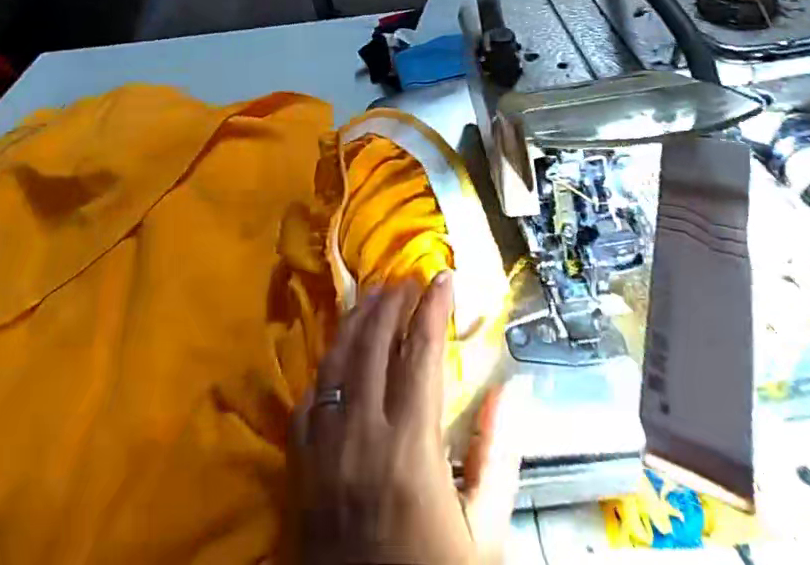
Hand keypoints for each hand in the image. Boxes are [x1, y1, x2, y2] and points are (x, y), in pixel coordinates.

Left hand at [290, 272, 525, 564]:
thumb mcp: (483, 532)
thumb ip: (496, 455)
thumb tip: (511, 391)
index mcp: (409, 447)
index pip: (419, 354)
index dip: (432, 310)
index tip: (443, 279)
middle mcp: (358, 432)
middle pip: (371, 343)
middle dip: (390, 302)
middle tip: (406, 277)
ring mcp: (322, 442)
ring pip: (336, 358)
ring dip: (356, 319)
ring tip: (373, 293)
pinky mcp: (298, 458)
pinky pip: (311, 391)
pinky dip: (328, 361)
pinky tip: (339, 349)